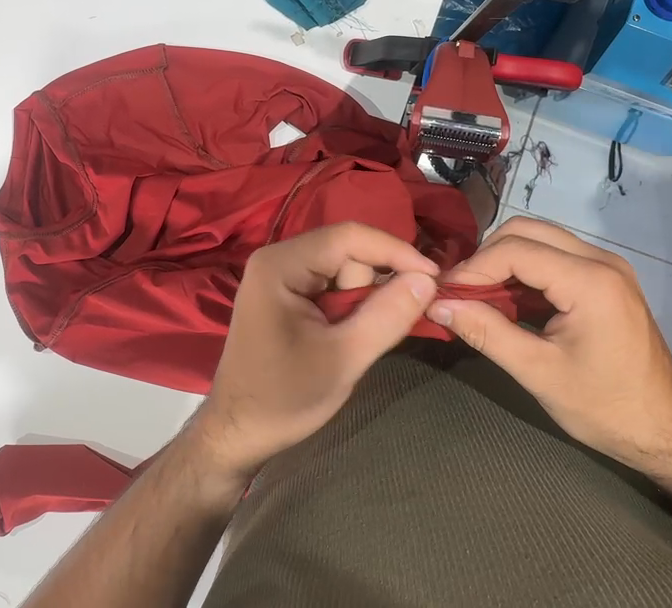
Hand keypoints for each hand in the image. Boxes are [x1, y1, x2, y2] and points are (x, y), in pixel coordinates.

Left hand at [182, 223, 438, 481]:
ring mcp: (279, 275)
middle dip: (371, 287)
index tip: (435, 277)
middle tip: (369, 332)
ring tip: (350, 342)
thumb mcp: (344, 359)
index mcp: (280, 264)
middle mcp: (277, 258)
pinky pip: (331, 285)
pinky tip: (345, 335)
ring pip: (343, 269)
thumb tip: (429, 280)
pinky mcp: (286, 293)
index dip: (395, 252)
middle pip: (347, 252)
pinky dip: (349, 306)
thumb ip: (388, 316)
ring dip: (360, 300)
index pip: (349, 236)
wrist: (236, 434)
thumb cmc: (283, 399)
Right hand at [429, 216, 671, 469]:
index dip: (473, 268)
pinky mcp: (607, 278)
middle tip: (460, 293)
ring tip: (478, 298)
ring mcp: (608, 266)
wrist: (667, 430)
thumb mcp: (538, 372)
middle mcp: (601, 260)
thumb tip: (437, 306)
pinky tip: (508, 301)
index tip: (444, 294)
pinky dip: (526, 270)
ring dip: (505, 261)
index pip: (515, 250)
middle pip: (527, 231)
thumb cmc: (605, 408)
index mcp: (590, 281)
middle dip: (487, 257)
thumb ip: (486, 332)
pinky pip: (556, 256)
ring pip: (541, 238)